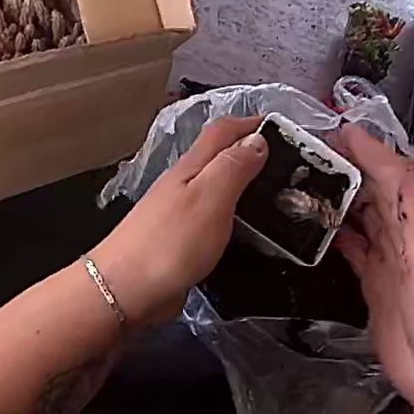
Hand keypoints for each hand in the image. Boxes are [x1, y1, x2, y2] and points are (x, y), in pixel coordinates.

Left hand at [89, 116, 266, 327]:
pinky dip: (235, 214)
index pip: (223, 131)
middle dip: (252, 151)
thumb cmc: (170, 242)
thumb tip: (257, 139)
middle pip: (221, 156)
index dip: (251, 123)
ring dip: (245, 183)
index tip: (283, 127)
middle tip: (289, 165)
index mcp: (192, 167)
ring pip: (218, 186)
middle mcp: (185, 183)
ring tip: (277, 196)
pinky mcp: (182, 240)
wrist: (123, 291)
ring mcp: (181, 212)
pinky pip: (215, 216)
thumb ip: (233, 166)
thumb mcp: (209, 197)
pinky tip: (250, 229)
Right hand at [332, 123, 413, 413]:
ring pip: (366, 217)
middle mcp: (412, 240)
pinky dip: (340, 234)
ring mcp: (394, 264)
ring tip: (310, 177)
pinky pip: (356, 250)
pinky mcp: (378, 288)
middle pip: (379, 192)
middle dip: (352, 166)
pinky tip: (321, 224)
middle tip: (315, 147)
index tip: (342, 130)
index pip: (398, 178)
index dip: (372, 152)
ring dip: (343, 196)